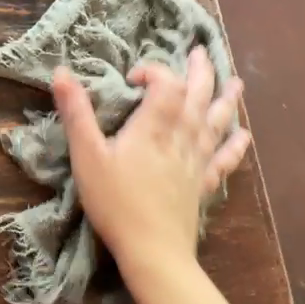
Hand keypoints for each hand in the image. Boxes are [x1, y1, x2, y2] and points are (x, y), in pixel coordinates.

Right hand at [53, 47, 249, 273]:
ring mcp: (195, 163)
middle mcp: (180, 140)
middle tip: (202, 51)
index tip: (132, 79)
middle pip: (197, 99)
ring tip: (236, 82)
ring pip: (215, 124)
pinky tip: (243, 135)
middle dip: (200, 73)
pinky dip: (234, 144)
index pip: (165, 86)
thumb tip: (62, 72)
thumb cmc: (115, 202)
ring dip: (225, 100)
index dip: (154, 72)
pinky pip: (223, 159)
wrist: (154, 253)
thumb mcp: (86, 155)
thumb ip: (76, 113)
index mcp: (152, 129)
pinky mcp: (201, 185)